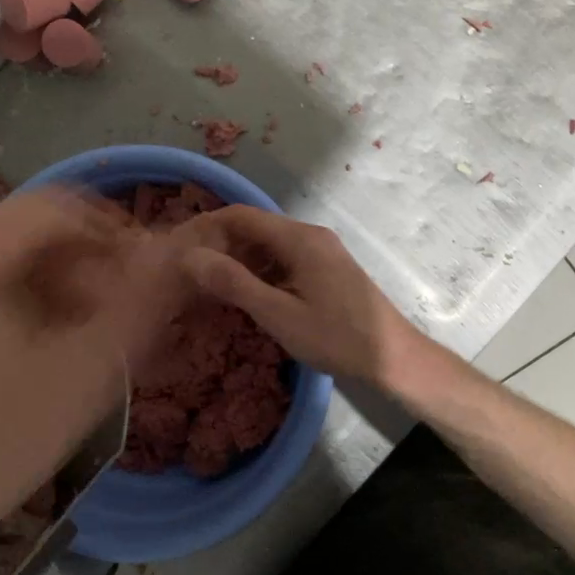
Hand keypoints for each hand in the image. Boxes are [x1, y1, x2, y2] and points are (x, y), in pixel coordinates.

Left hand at [0, 189, 188, 540]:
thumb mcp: (79, 378)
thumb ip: (136, 306)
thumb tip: (176, 249)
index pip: (48, 207)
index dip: (106, 231)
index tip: (141, 273)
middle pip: (18, 225)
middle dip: (77, 259)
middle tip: (111, 311)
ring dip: (45, 277)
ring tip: (74, 330)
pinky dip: (8, 293)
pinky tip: (28, 339)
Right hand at [179, 205, 422, 387]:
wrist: (393, 358)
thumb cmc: (336, 337)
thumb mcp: (279, 314)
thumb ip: (235, 283)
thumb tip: (192, 256)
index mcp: (300, 239)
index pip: (242, 216)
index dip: (209, 226)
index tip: (181, 246)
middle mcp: (311, 235)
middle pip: (256, 228)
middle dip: (223, 245)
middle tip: (192, 272)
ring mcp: (322, 251)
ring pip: (270, 245)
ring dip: (242, 260)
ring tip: (214, 286)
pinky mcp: (328, 269)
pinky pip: (285, 259)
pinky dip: (262, 271)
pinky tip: (249, 295)